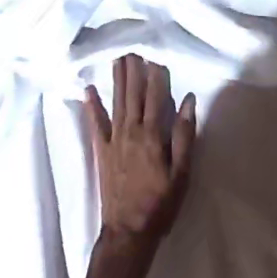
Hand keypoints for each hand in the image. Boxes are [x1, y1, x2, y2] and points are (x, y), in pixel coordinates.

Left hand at [83, 55, 195, 244]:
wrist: (128, 230)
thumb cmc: (161, 204)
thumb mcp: (181, 174)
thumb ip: (183, 136)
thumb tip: (188, 101)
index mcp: (152, 135)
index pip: (155, 97)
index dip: (156, 75)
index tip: (156, 54)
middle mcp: (130, 130)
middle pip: (133, 93)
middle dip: (134, 70)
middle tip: (132, 46)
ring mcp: (113, 138)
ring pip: (116, 101)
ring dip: (117, 79)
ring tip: (117, 58)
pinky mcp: (101, 149)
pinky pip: (95, 122)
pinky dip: (92, 105)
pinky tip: (88, 89)